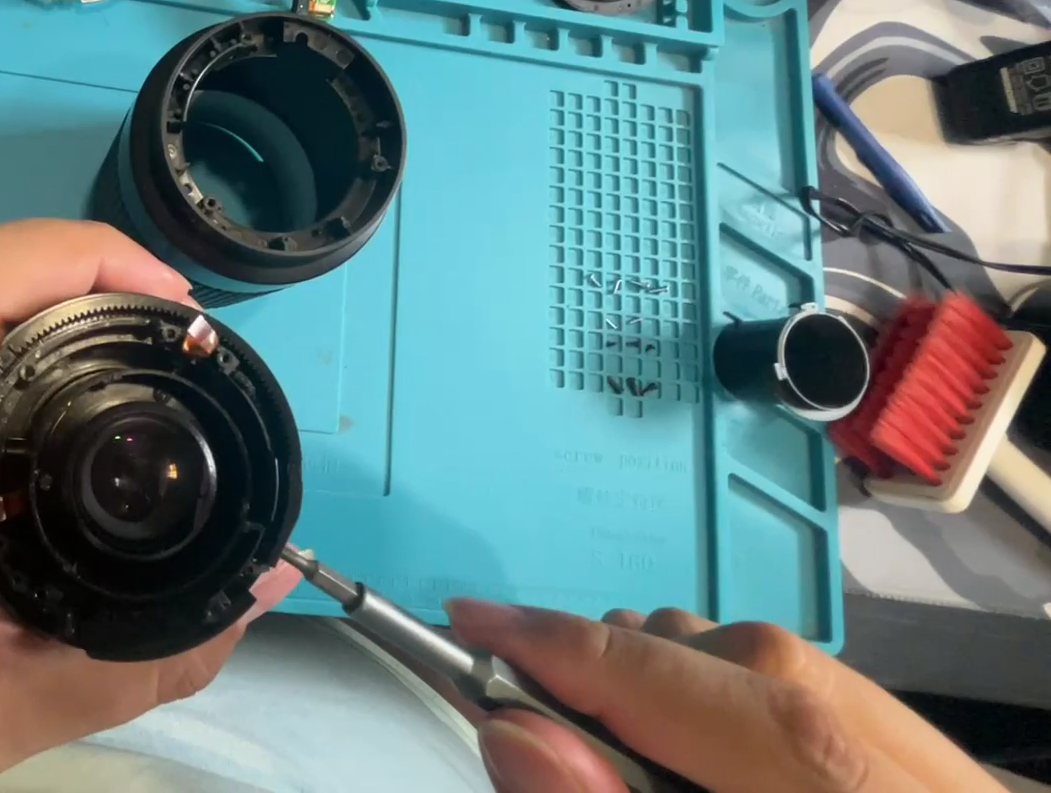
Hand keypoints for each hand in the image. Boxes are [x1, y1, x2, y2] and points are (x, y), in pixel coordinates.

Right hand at [444, 599, 1002, 792]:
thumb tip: (510, 731)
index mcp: (842, 792)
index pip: (682, 683)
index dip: (558, 643)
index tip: (466, 620)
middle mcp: (908, 760)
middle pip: (713, 653)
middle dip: (608, 673)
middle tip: (543, 725)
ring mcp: (930, 753)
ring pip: (741, 650)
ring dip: (657, 681)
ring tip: (636, 756)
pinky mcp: (921, 751)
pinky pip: (781, 674)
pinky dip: (708, 692)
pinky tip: (699, 758)